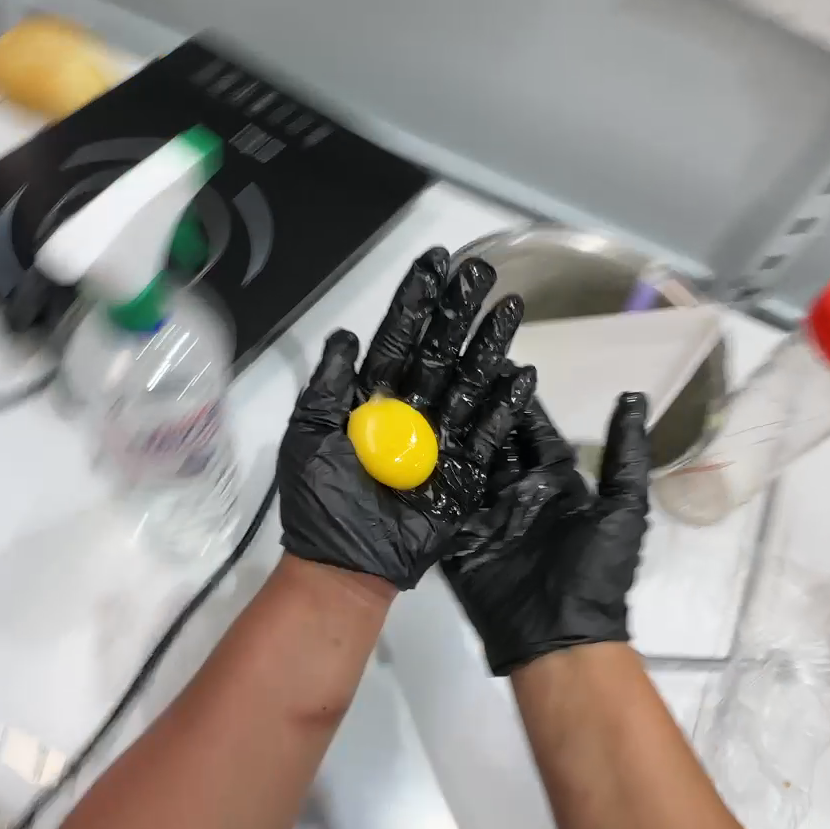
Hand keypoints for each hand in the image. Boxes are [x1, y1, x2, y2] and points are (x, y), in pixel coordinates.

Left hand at [279, 249, 535, 589]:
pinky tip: (520, 375)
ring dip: (488, 348)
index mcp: (370, 401)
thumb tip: (343, 334)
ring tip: (510, 308)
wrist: (345, 564)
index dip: (415, 303)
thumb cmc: (320, 503)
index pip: (396, 341)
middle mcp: (408, 413)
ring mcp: (438, 441)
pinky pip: (486, 436)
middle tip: (480, 272)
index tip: (434, 264)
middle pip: (438, 353)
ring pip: (468, 385)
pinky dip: (503, 408)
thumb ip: (327, 386)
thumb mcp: (308, 436)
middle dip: (458, 313)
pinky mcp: (461, 472)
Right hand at [443, 393, 650, 674]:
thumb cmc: (596, 573)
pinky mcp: (457, 537)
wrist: (559, 636)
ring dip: (449, 435)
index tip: (501, 365)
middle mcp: (518, 494)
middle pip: (495, 444)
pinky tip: (407, 444)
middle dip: (479, 409)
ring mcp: (485, 515)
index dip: (519, 402)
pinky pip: (442, 502)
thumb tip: (632, 395)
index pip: (534, 433)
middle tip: (455, 372)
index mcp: (555, 485)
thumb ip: (626, 456)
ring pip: (465, 466)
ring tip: (428, 396)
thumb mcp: (622, 509)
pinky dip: (427, 477)